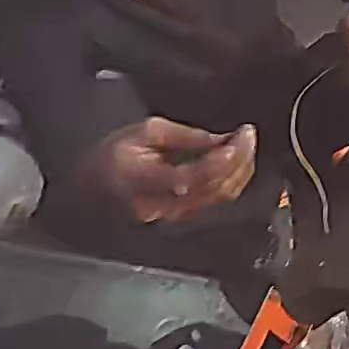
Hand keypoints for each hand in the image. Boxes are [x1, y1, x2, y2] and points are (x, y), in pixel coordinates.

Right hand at [94, 117, 257, 223]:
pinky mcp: (190, 216)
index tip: (239, 137)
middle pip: (214, 186)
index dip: (220, 159)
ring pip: (223, 195)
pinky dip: (237, 177)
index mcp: (141, 181)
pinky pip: (222, 198)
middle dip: (239, 158)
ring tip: (246, 143)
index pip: (190, 177)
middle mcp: (161, 206)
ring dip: (243, 167)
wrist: (100, 184)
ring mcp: (177, 216)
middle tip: (248, 134)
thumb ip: (186, 136)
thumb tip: (224, 139)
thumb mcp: (145, 132)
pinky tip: (240, 159)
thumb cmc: (118, 155)